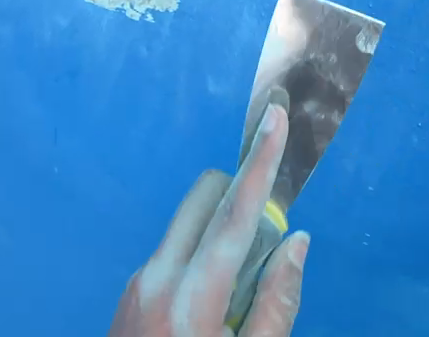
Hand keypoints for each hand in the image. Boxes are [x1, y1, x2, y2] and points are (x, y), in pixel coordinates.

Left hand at [108, 104, 311, 335]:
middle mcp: (157, 276)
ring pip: (190, 220)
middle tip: (266, 243)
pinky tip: (211, 309)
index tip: (275, 118)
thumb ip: (277, 305)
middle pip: (205, 196)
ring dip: (222, 228)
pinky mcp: (130, 292)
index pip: (233, 214)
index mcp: (190, 300)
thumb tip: (297, 241)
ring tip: (238, 292)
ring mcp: (138, 282)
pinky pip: (176, 247)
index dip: (260, 162)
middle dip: (240, 196)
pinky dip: (203, 252)